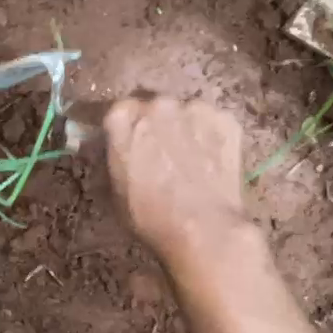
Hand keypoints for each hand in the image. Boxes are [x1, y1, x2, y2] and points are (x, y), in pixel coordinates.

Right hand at [102, 96, 247, 266]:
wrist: (203, 228)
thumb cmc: (148, 215)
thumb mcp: (113, 190)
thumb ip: (110, 158)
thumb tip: (105, 149)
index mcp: (122, 117)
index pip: (116, 112)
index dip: (121, 129)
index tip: (125, 144)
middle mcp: (158, 103)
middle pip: (152, 107)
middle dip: (153, 124)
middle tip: (157, 152)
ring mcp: (196, 108)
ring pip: (184, 112)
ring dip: (182, 127)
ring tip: (186, 158)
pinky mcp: (227, 119)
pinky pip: (211, 122)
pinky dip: (208, 135)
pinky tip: (208, 160)